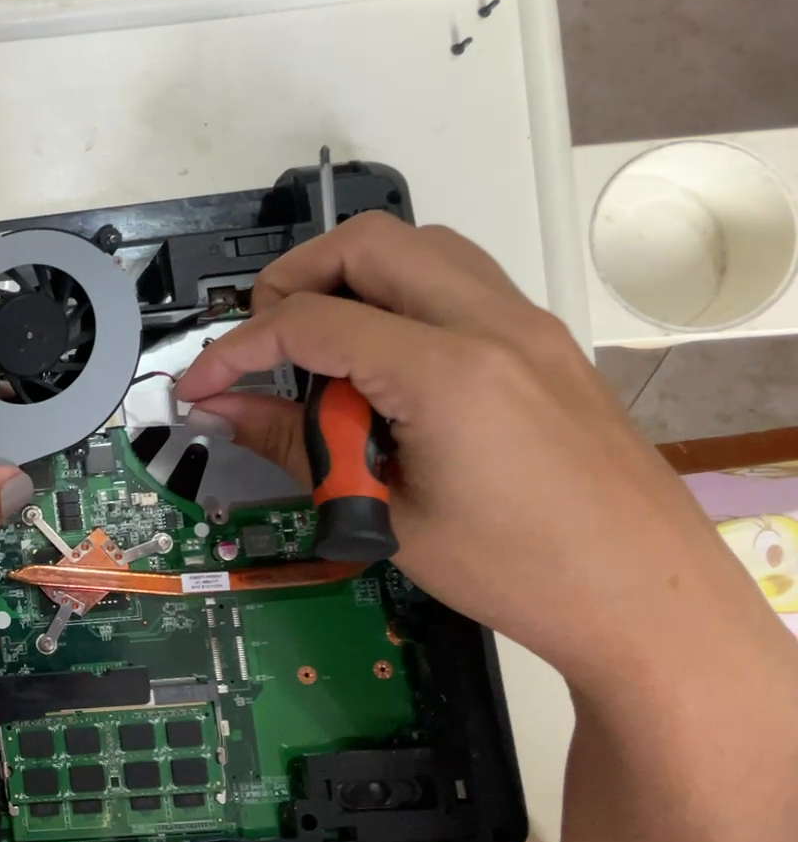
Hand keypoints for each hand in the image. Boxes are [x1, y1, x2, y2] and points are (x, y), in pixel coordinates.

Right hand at [174, 212, 768, 685]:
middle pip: (366, 244)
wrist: (644, 597)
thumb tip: (219, 410)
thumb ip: (291, 445)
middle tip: (257, 349)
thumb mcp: (379, 513)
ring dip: (344, 278)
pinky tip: (371, 362)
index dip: (235, 350)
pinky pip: (450, 277)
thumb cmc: (514, 570)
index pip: (311, 322)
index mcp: (449, 373)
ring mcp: (525, 325)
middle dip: (288, 283)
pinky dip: (390, 294)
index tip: (198, 387)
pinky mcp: (538, 340)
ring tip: (310, 349)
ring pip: (414, 246)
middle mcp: (493, 325)